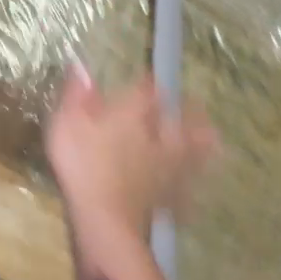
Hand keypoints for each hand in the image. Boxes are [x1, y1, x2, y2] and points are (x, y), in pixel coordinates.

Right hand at [46, 65, 218, 242]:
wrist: (104, 214)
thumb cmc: (81, 160)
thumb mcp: (67, 121)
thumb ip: (77, 94)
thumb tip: (81, 65)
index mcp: (132, 118)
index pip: (147, 95)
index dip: (151, 84)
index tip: (154, 77)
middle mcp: (158, 141)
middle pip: (182, 125)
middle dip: (191, 114)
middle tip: (198, 106)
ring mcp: (167, 171)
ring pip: (195, 154)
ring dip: (204, 145)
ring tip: (212, 139)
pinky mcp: (168, 197)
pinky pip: (188, 188)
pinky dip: (194, 183)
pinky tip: (195, 186)